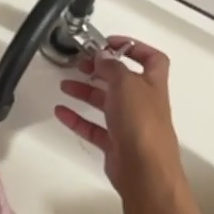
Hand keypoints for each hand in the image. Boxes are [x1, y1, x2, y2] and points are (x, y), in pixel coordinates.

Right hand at [54, 37, 185, 196]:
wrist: (145, 170)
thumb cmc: (141, 122)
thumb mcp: (126, 84)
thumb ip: (112, 67)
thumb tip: (102, 56)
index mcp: (152, 84)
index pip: (151, 59)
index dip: (133, 47)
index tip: (108, 43)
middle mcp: (142, 102)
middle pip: (121, 80)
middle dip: (100, 69)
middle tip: (80, 64)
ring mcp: (129, 124)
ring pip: (105, 103)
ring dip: (85, 91)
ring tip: (65, 85)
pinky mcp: (114, 144)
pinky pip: (92, 127)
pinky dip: (76, 119)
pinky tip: (61, 112)